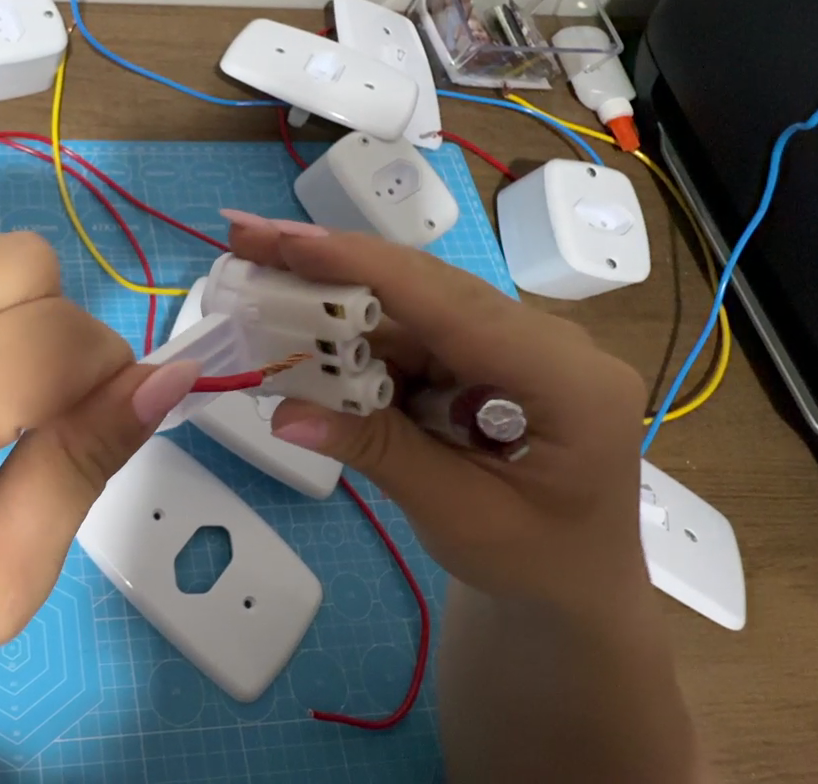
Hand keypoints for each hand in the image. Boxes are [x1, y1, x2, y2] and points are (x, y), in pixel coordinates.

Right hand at [223, 215, 648, 614]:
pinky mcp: (470, 355)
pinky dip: (341, 326)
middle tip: (246, 234)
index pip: (452, 306)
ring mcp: (503, 343)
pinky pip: (398, 330)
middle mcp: (539, 341)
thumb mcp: (458, 514)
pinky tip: (292, 317)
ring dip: (326, 288)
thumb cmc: (537, 563)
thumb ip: (378, 452)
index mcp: (565, 378)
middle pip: (421, 285)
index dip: (365, 268)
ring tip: (255, 271)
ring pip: (402, 301)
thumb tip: (283, 413)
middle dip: (329, 259)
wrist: (571, 583)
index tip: (287, 242)